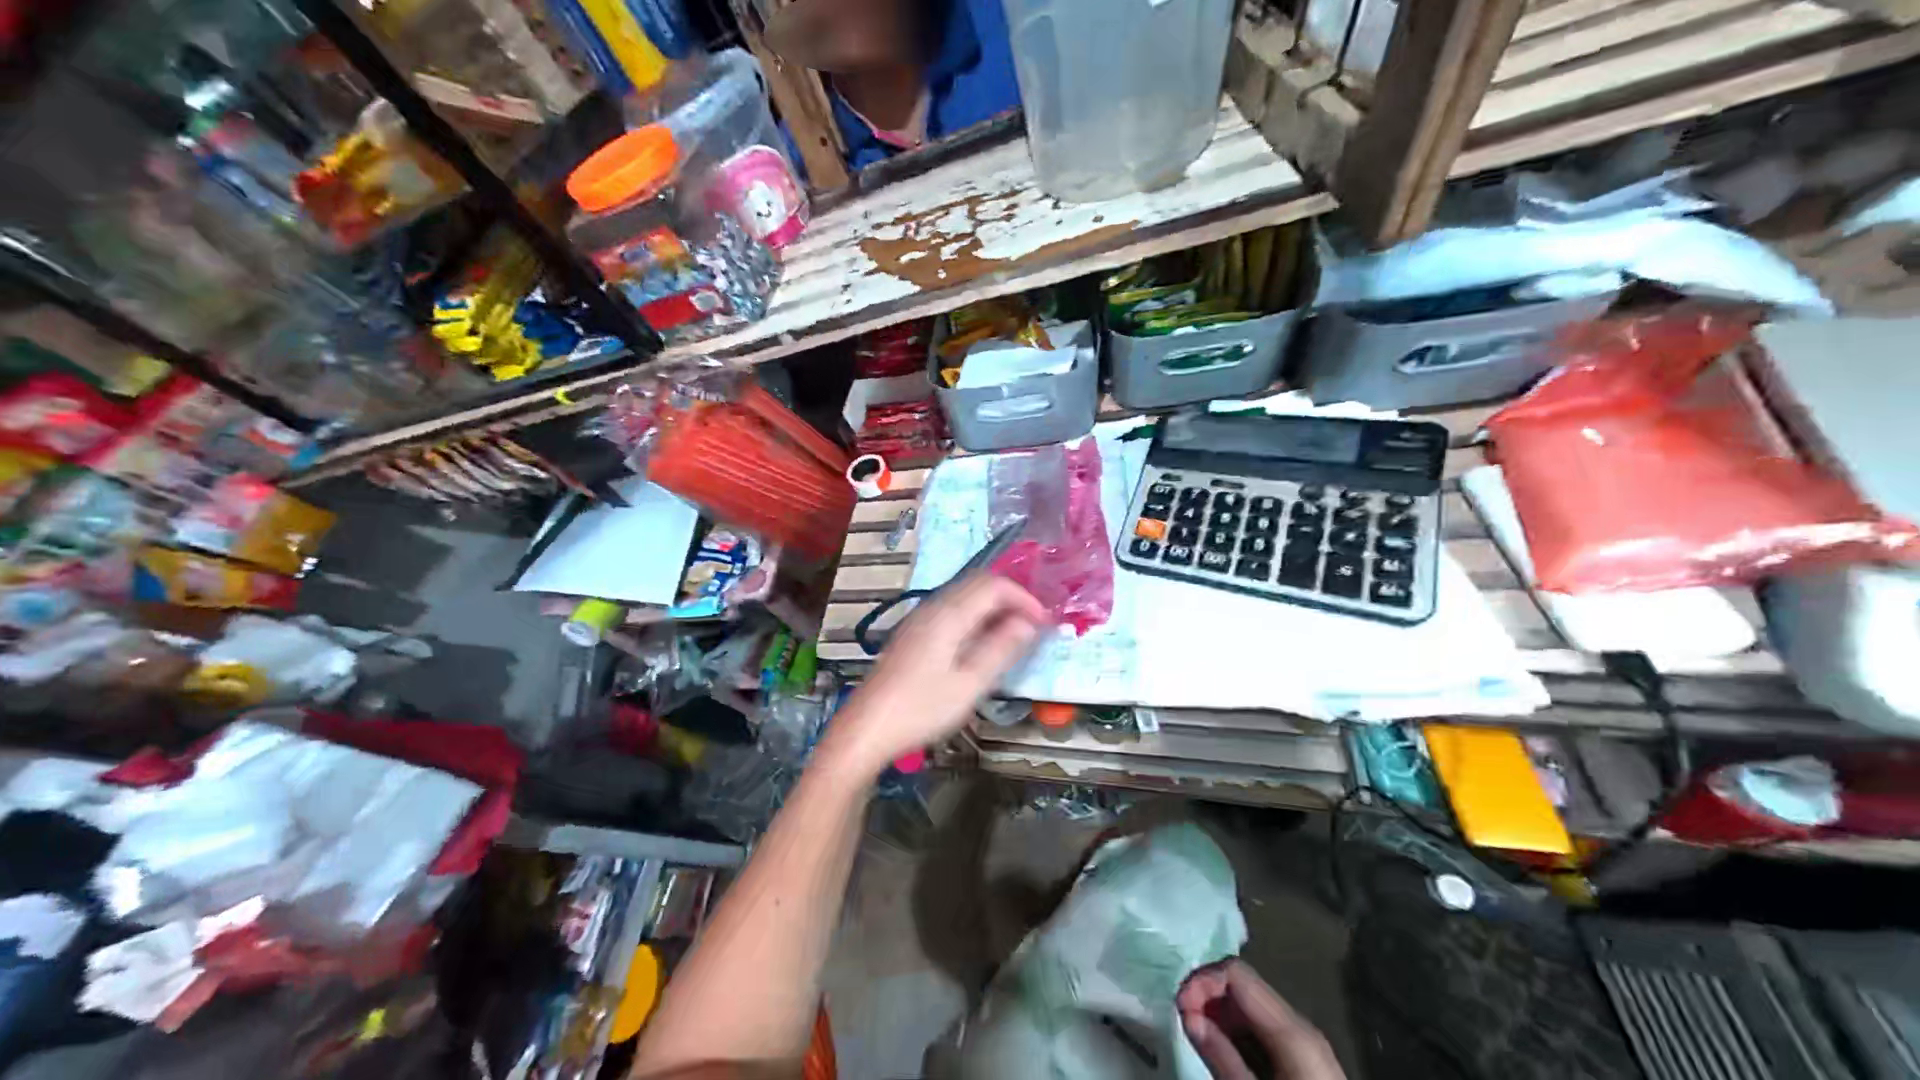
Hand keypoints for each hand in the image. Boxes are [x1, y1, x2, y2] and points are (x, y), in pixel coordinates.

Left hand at [819, 572, 1045, 776]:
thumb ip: (1001, 649)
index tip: (1045, 622)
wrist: (867, 727)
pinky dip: (974, 618)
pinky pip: (950, 611)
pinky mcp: (912, 634)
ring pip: (963, 597)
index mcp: (948, 615)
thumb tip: (1028, 623)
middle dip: (1011, 599)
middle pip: (978, 585)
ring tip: (1014, 637)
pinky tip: (981, 645)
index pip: (994, 585)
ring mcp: (919, 620)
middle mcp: (932, 608)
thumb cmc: (921, 709)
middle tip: (1034, 627)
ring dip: (993, 609)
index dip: (1024, 598)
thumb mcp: (970, 684)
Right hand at [1178, 960, 1345, 1079]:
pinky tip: (1222, 1048)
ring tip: (1197, 1035)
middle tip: (1183, 1021)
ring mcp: (1304, 1040)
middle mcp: (1299, 1024)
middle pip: (1243, 984)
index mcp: (1291, 1030)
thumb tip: (1188, 1016)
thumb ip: (1221, 1056)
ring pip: (1250, 1003)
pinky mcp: (1303, 1056)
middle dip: (1207, 995)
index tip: (1179, 1009)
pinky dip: (1236, 1027)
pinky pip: (1262, 1025)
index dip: (1202, 982)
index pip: (1235, 974)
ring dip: (1219, 1011)